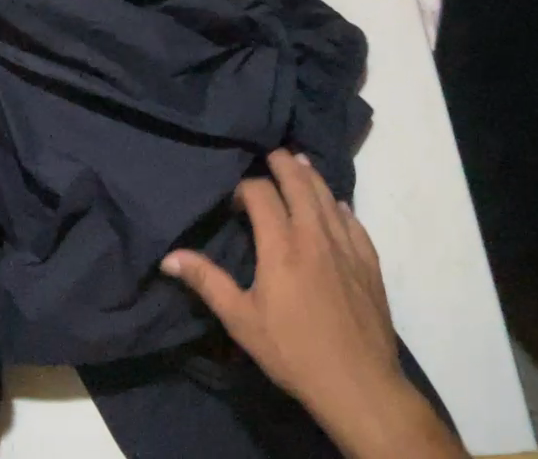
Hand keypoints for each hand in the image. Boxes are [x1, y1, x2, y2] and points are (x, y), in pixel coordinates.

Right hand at [162, 151, 459, 457]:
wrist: (359, 385)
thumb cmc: (293, 351)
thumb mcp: (241, 320)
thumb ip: (206, 282)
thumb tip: (168, 257)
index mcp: (281, 246)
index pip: (261, 193)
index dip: (245, 187)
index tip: (235, 200)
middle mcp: (314, 236)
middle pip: (299, 183)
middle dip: (283, 164)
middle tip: (271, 153)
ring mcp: (346, 247)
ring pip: (328, 197)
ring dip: (311, 177)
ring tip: (299, 164)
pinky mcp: (369, 264)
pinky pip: (354, 222)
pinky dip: (340, 207)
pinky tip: (337, 206)